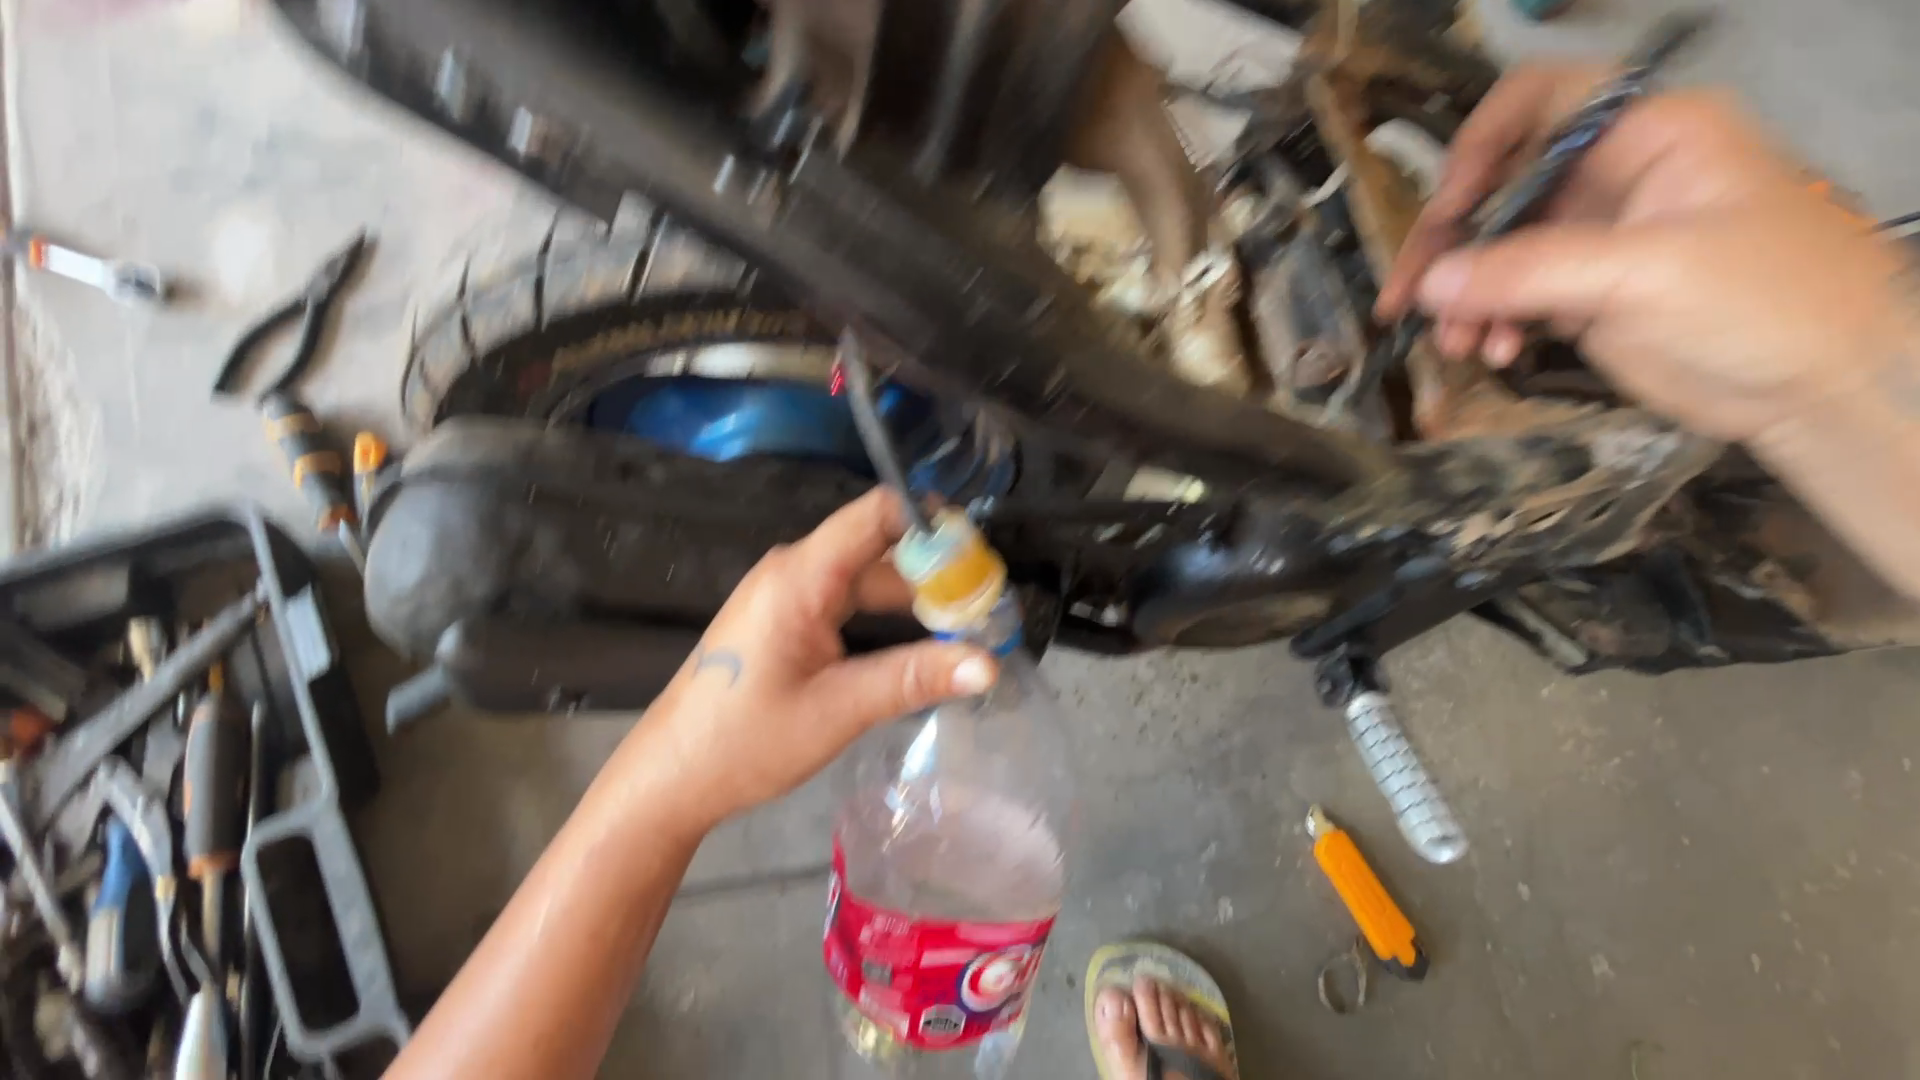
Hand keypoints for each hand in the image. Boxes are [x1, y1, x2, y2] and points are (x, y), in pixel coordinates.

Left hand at [625, 489, 997, 830]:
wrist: (670, 777)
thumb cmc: (746, 741)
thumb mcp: (839, 709)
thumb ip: (915, 678)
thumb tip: (990, 663)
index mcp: (801, 576)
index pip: (877, 515)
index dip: (932, 524)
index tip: (980, 558)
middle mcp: (794, 570)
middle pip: (878, 546)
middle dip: (936, 570)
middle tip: (987, 604)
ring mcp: (787, 594)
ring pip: (866, 576)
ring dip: (915, 597)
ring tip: (968, 626)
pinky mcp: (785, 618)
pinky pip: (846, 600)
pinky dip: (887, 615)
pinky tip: (921, 642)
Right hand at [1376, 64, 1914, 444]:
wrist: (1819, 387)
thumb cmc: (1768, 303)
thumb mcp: (1647, 275)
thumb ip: (1530, 273)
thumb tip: (1429, 283)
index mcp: (1643, 136)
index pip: (1536, 104)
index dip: (1478, 148)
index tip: (1446, 212)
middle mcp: (1607, 178)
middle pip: (1493, 190)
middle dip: (1445, 246)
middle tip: (1405, 299)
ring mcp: (1587, 239)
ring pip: (1489, 252)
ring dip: (1458, 298)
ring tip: (1454, 344)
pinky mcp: (1576, 294)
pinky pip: (1505, 298)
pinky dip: (1487, 325)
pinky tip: (1495, 353)